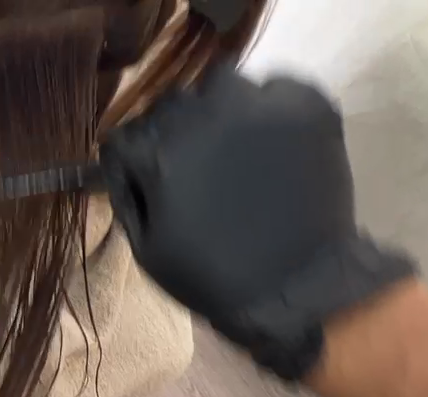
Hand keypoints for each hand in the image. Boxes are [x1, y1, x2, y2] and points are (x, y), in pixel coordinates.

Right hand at [101, 67, 415, 381]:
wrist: (290, 282)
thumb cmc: (206, 274)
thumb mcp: (146, 246)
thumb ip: (127, 195)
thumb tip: (121, 164)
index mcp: (160, 155)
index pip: (123, 135)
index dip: (127, 158)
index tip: (136, 174)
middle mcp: (206, 118)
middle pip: (169, 103)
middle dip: (166, 131)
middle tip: (181, 163)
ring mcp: (259, 107)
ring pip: (219, 83)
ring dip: (212, 108)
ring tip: (221, 141)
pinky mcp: (305, 106)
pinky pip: (272, 90)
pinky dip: (261, 110)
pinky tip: (263, 143)